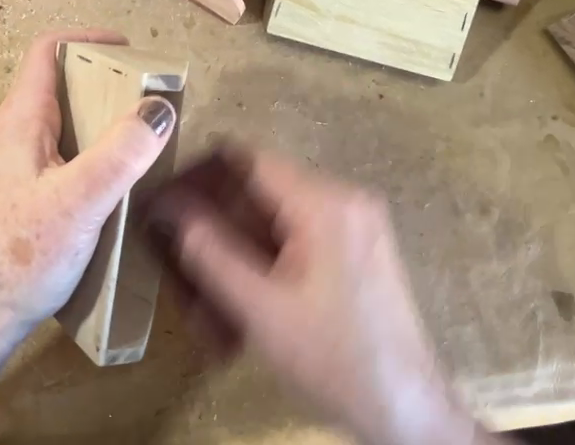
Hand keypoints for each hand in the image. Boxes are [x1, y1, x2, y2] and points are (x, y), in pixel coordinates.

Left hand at [0, 29, 177, 350]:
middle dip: (102, 78)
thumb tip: (159, 107)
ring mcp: (13, 159)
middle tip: (145, 96)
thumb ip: (121, 152)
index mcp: (19, 118)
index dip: (87, 39)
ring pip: (60, 116)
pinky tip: (114, 173)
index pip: (46, 50)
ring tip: (139, 132)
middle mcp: (11, 130)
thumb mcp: (81, 200)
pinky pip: (59, 146)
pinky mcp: (20, 186)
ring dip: (98, 114)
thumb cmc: (23, 254)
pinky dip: (90, 144)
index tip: (130, 51)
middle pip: (56, 81)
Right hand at [150, 149, 492, 444]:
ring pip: (273, 215)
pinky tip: (239, 296)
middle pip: (259, 188)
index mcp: (323, 201)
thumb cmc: (335, 359)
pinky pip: (295, 235)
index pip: (245, 158)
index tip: (164, 200)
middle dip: (215, 220)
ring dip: (235, 244)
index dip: (198, 174)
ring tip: (203, 290)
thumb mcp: (260, 308)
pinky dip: (263, 258)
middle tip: (176, 253)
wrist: (410, 416)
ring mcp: (354, 223)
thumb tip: (167, 206)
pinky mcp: (356, 247)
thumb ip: (209, 250)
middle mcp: (343, 198)